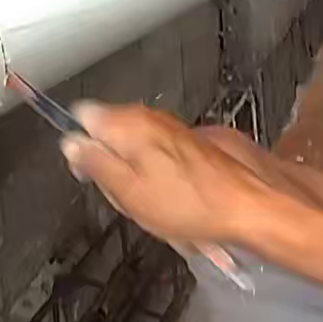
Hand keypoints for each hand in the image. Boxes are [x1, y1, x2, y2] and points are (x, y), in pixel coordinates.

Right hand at [60, 102, 301, 245]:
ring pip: (136, 149)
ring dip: (137, 176)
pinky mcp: (193, 143)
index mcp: (126, 125)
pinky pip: (162, 157)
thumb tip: (70, 143)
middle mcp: (150, 118)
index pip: (82, 116)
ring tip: (154, 205)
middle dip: (112, 166)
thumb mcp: (126, 191)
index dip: (80, 145)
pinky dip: (162, 177)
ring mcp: (174, 128)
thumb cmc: (189, 203)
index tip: (89, 172)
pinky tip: (176, 202)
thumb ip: (94, 162)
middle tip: (126, 196)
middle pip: (110, 135)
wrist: (252, 205)